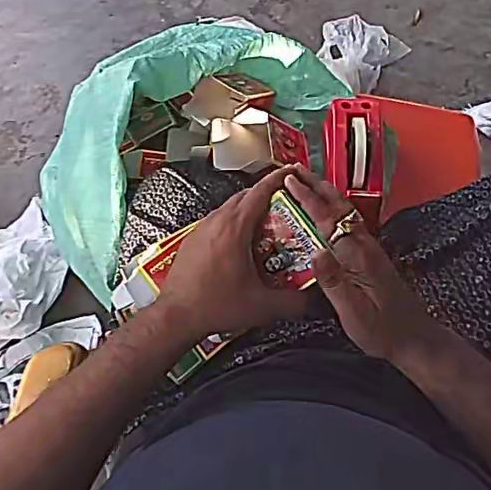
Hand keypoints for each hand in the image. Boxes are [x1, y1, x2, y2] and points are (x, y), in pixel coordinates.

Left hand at [151, 167, 309, 342]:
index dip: (278, 180)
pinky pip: (216, 223)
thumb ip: (295, 302)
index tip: (291, 173)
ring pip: (229, 209)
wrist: (176, 316)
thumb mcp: (263, 305)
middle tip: (286, 207)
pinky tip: (241, 247)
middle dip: (267, 197)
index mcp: (234, 228)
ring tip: (266, 228)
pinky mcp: (192, 241)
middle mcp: (215, 223)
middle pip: (245, 197)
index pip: (260, 191)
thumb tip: (314, 298)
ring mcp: (201, 230)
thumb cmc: (212, 306)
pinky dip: (233, 226)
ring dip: (249, 213)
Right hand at [283, 167, 447, 363]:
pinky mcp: (370, 256)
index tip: (290, 182)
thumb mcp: (353, 313)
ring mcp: (370, 249)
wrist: (414, 338)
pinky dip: (332, 208)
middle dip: (316, 186)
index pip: (328, 220)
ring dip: (325, 193)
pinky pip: (348, 223)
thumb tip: (315, 253)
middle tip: (294, 170)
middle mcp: (365, 247)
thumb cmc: (382, 331)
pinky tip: (325, 210)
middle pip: (338, 207)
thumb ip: (333, 282)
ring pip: (344, 212)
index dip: (308, 199)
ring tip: (306, 181)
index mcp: (358, 257)